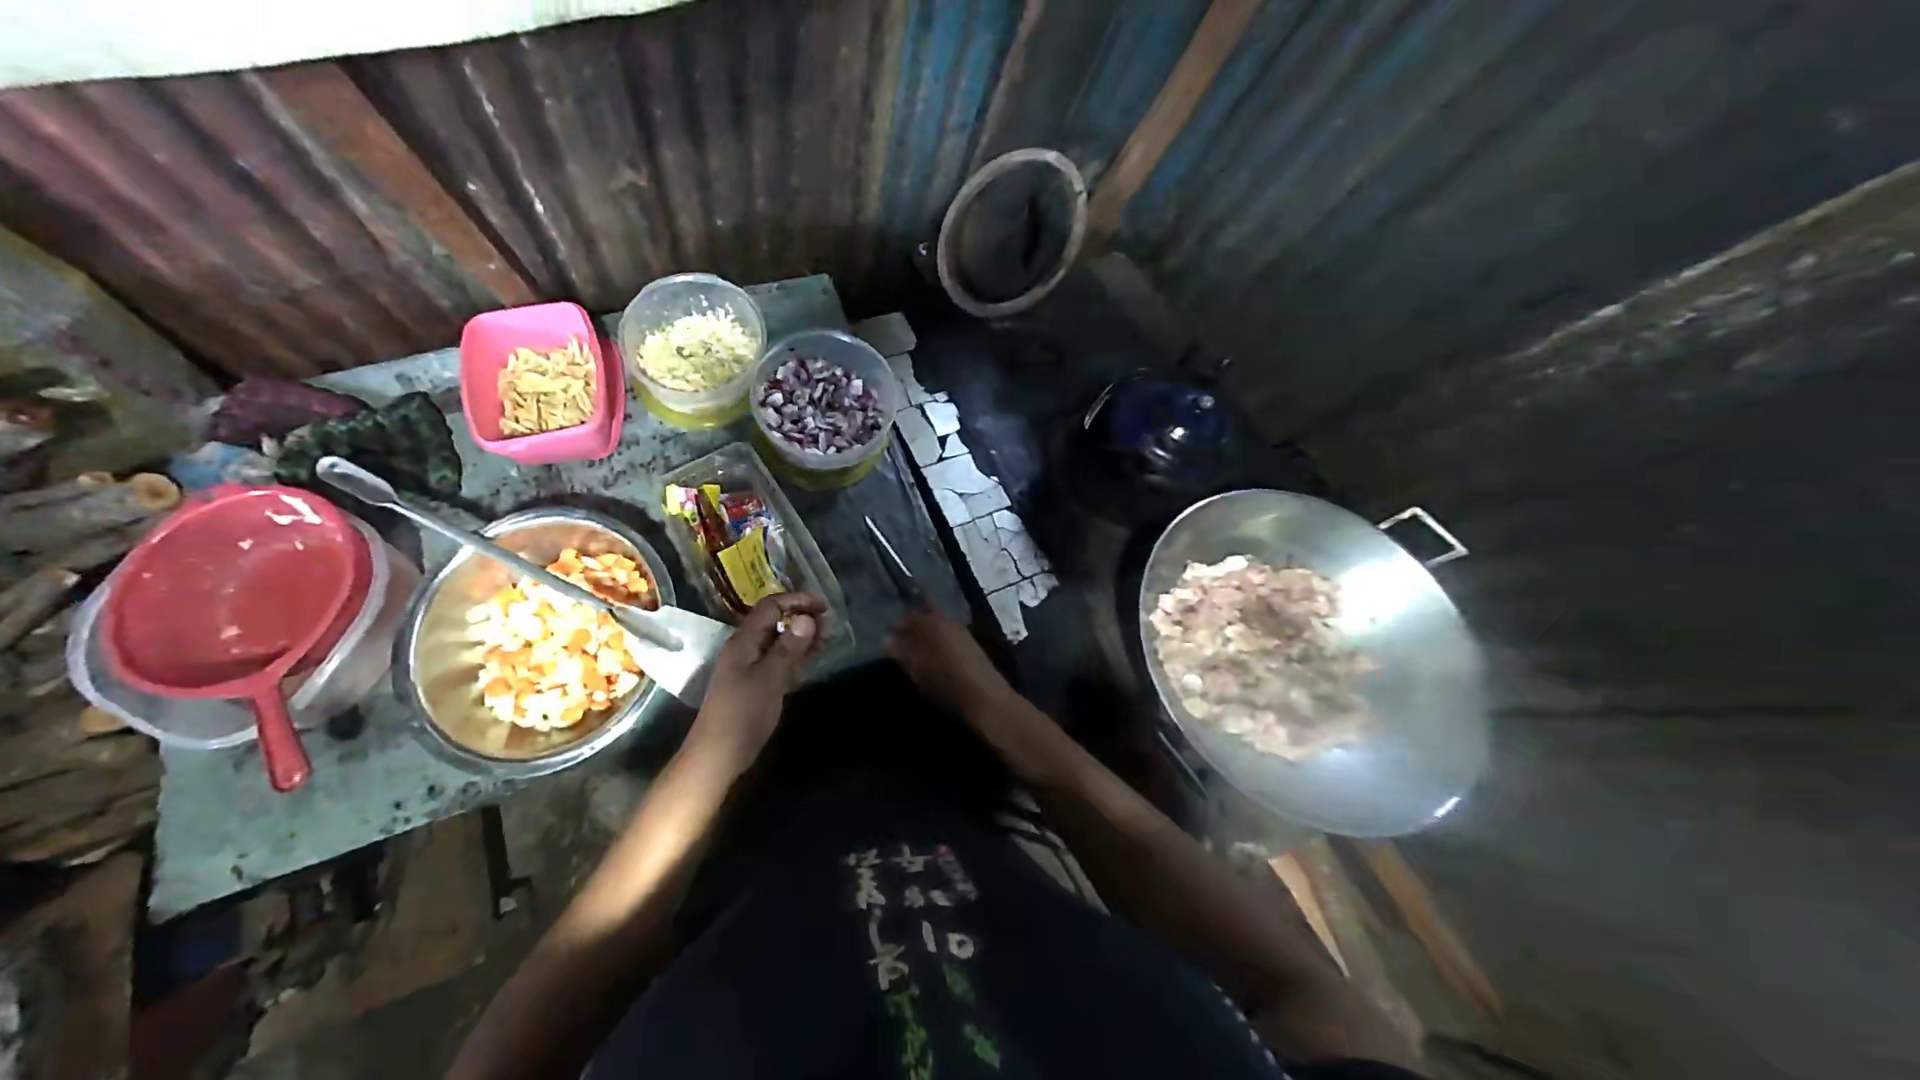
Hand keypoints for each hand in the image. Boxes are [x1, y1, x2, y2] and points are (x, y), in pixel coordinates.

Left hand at [688, 592, 825, 767]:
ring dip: (801, 636)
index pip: (771, 607)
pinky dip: (796, 654)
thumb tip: (807, 618)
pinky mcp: (756, 683)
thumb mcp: (769, 678)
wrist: (718, 755)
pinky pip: (779, 659)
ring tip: (827, 638)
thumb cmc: (742, 714)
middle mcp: (746, 648)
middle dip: (802, 617)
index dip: (797, 601)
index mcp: (744, 641)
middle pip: (775, 621)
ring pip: (778, 640)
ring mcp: (750, 666)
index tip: (824, 607)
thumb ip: (788, 648)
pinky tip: (812, 658)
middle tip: (830, 625)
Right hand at [885, 607, 1014, 715]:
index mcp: (934, 622)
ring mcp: (964, 634)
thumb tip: (887, 639)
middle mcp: (950, 622)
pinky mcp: (973, 647)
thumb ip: (901, 651)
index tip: (890, 636)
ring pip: (940, 628)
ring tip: (917, 654)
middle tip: (902, 644)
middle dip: (914, 628)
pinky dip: (939, 645)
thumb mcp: (917, 668)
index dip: (899, 624)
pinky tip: (936, 660)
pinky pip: (949, 639)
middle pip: (928, 618)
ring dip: (927, 637)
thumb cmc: (946, 680)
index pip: (911, 616)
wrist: (985, 696)